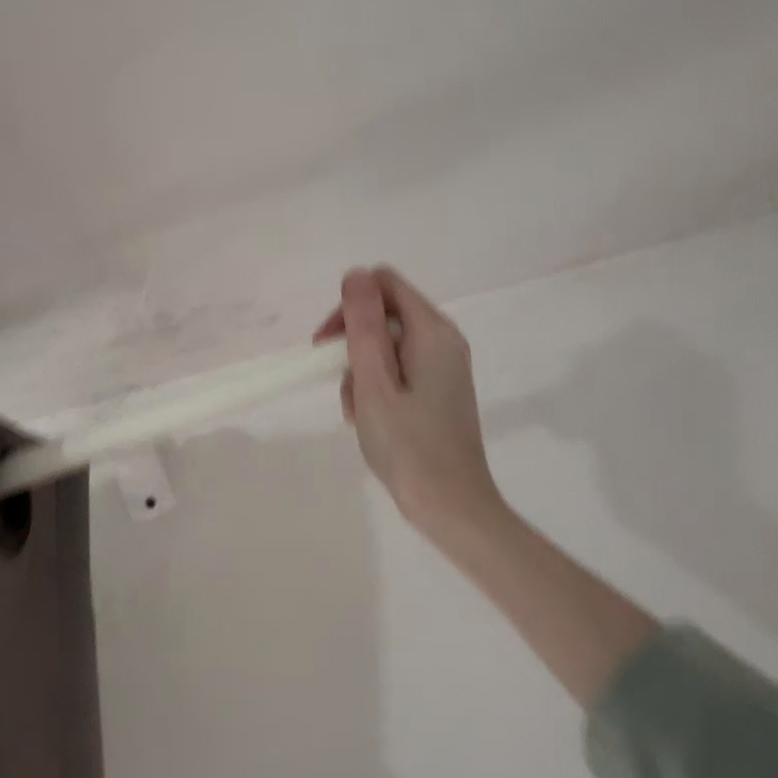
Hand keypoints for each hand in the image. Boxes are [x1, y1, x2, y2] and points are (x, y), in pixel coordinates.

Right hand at [315, 266, 505, 536]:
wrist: (449, 504)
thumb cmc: (407, 445)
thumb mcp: (373, 382)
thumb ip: (363, 326)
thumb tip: (356, 274)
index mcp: (432, 332)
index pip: (384, 284)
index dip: (349, 306)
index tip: (327, 346)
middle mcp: (444, 340)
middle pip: (384, 314)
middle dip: (352, 343)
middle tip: (340, 383)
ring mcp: (444, 367)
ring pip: (386, 346)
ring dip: (361, 371)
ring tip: (358, 412)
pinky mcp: (439, 390)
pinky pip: (398, 370)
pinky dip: (377, 387)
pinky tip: (371, 419)